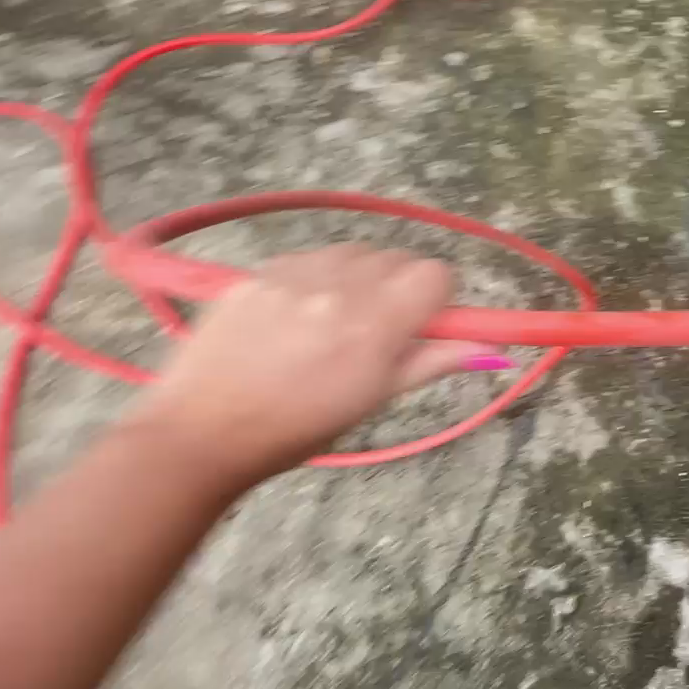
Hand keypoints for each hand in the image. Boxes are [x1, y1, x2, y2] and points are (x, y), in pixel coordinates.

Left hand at [127, 244, 487, 485]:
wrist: (197, 437)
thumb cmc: (300, 426)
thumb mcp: (376, 398)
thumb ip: (434, 360)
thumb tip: (490, 348)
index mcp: (376, 324)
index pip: (437, 274)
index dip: (437, 296)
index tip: (421, 321)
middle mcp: (340, 289)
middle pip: (399, 258)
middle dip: (399, 285)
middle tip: (377, 325)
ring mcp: (294, 277)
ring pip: (356, 252)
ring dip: (360, 274)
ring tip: (335, 314)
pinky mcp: (255, 274)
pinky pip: (310, 256)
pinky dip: (318, 275)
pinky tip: (298, 310)